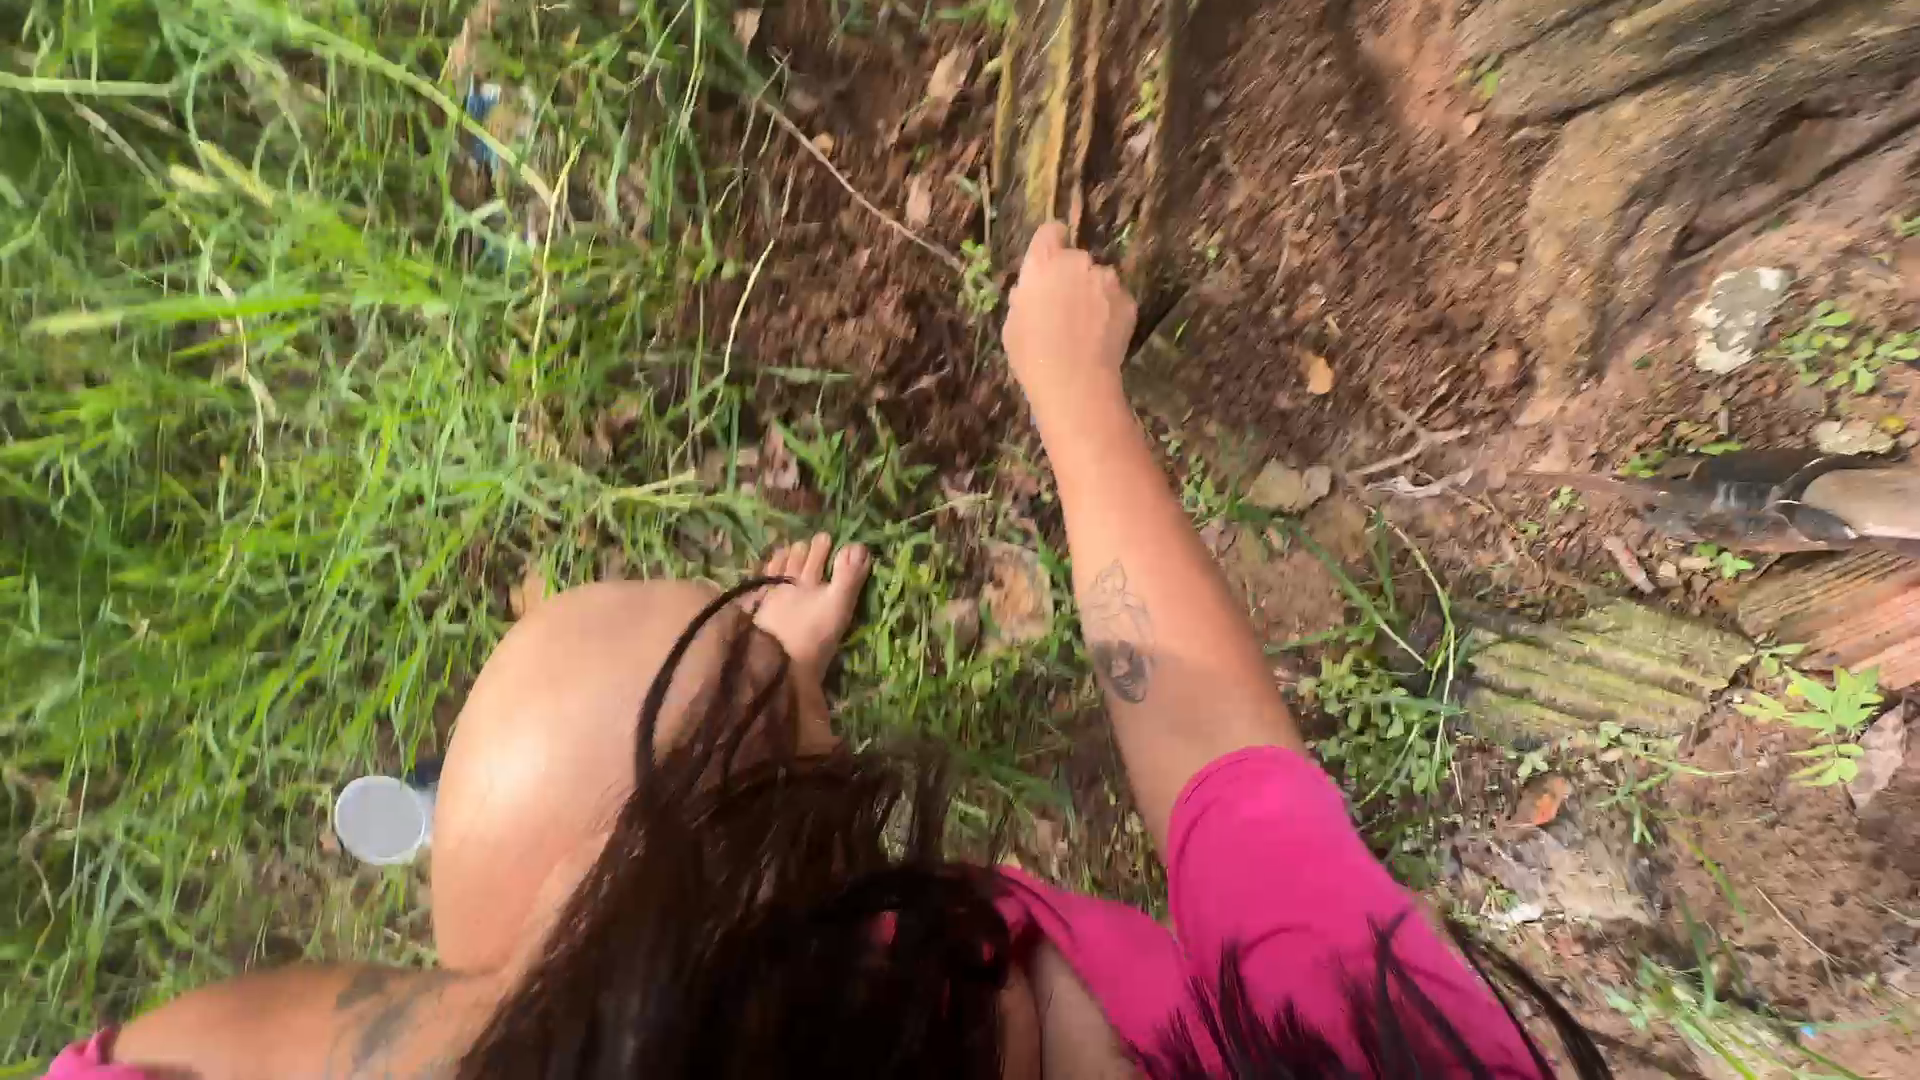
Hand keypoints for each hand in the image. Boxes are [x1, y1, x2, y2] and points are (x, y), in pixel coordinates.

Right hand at [1002, 223, 1137, 421]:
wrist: (1074, 382)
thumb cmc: (1032, 355)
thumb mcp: (1012, 326)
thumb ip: (1024, 299)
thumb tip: (1030, 293)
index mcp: (1044, 263)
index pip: (1050, 231)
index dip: (1050, 245)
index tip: (1049, 265)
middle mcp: (1078, 262)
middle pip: (1076, 259)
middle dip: (1072, 277)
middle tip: (1065, 309)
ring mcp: (1107, 280)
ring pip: (1099, 280)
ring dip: (1094, 294)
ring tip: (1086, 328)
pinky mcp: (1128, 301)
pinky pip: (1117, 300)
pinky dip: (1111, 313)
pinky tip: (1101, 338)